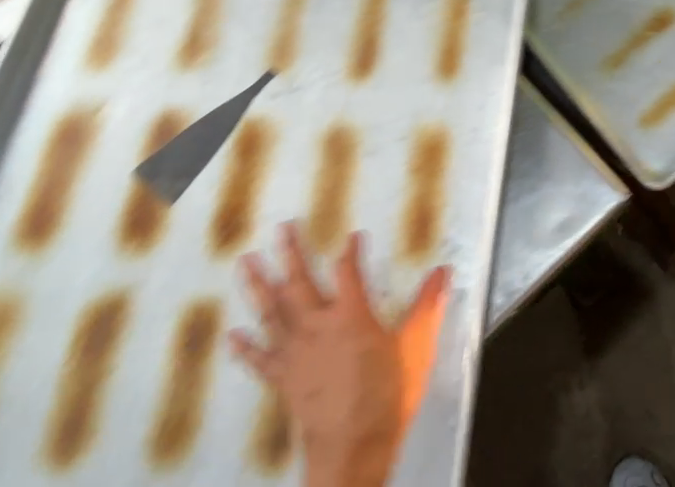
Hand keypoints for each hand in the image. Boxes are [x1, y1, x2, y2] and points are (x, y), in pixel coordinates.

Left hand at [230, 223, 450, 486]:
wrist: (353, 446)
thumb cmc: (387, 394)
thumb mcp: (417, 345)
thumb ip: (427, 307)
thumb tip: (442, 272)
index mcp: (352, 315)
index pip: (348, 272)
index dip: (350, 251)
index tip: (351, 234)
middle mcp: (318, 327)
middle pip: (299, 283)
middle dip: (290, 253)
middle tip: (281, 228)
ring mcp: (296, 353)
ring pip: (272, 312)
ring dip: (258, 286)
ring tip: (245, 262)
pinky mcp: (283, 379)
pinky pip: (260, 359)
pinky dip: (245, 347)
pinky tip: (232, 334)